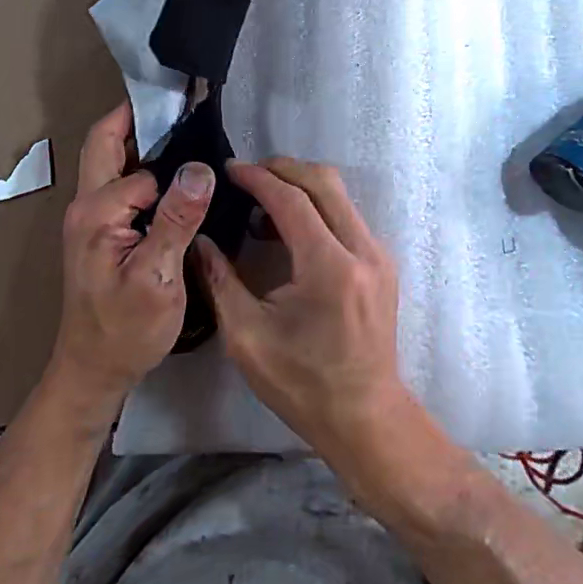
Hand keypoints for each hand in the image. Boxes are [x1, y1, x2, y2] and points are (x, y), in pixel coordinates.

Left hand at [51, 103, 215, 404]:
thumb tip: (199, 168)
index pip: (139, 165)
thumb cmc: (126, 329)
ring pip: (113, 160)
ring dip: (142, 139)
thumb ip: (176, 219)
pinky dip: (145, 166)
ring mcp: (91, 218)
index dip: (172, 148)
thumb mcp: (157, 277)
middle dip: (140, 117)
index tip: (204, 118)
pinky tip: (179, 173)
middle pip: (106, 143)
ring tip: (189, 129)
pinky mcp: (101, 230)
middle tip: (186, 103)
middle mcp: (86, 206)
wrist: (94, 370)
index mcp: (96, 212)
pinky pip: (121, 182)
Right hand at [195, 158, 407, 452]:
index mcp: (329, 267)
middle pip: (325, 183)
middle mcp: (362, 250)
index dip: (259, 178)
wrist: (364, 415)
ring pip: (340, 196)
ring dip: (302, 187)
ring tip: (262, 202)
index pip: (293, 200)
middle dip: (284, 169)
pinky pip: (347, 216)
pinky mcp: (381, 263)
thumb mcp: (247, 337)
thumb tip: (201, 239)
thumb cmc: (302, 384)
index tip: (231, 168)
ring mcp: (378, 255)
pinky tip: (288, 229)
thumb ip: (221, 281)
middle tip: (248, 175)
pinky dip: (318, 208)